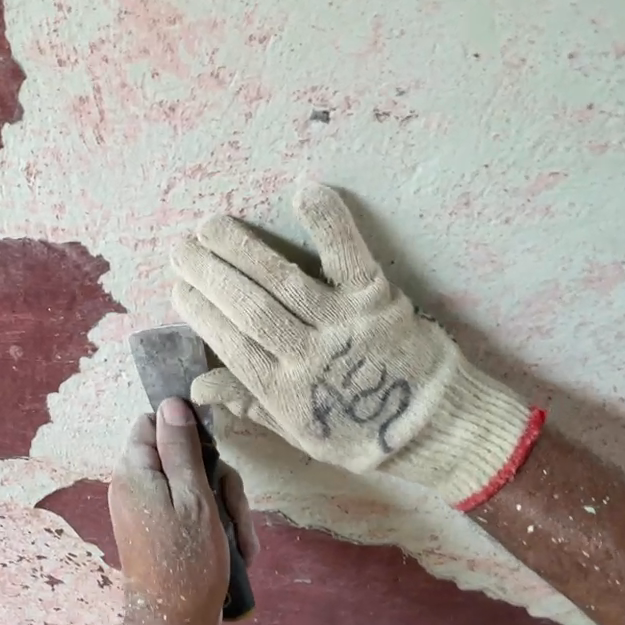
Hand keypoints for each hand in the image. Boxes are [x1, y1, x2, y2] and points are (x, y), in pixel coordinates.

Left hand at [108, 398, 256, 624]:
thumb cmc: (186, 562)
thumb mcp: (193, 497)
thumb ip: (181, 448)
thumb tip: (170, 402)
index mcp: (134, 469)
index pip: (153, 423)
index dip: (185, 431)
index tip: (212, 453)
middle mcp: (133, 483)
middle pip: (180, 456)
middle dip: (216, 480)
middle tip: (235, 512)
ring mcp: (145, 507)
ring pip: (192, 485)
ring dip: (223, 509)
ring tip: (241, 543)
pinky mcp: (158, 528)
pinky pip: (187, 510)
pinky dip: (212, 526)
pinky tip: (235, 551)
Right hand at [170, 182, 542, 507]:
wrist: (446, 430)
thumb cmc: (365, 435)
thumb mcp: (301, 433)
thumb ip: (249, 404)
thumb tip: (196, 386)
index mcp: (284, 390)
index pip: (228, 342)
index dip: (198, 310)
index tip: (178, 286)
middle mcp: (308, 354)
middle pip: (245, 305)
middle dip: (206, 273)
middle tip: (180, 249)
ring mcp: (343, 323)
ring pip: (279, 278)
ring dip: (238, 247)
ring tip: (208, 226)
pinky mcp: (377, 298)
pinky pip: (346, 254)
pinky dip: (326, 221)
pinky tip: (301, 189)